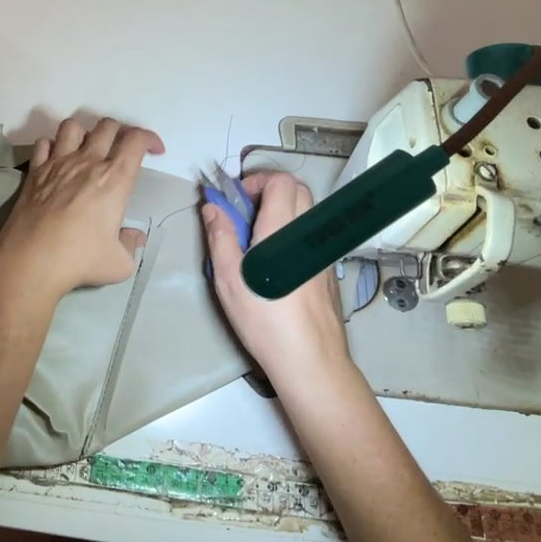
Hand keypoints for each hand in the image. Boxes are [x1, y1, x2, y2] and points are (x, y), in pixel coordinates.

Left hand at [0, 117, 165, 301]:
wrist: (32, 260)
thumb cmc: (80, 259)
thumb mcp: (119, 262)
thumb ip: (130, 245)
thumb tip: (135, 238)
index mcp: (114, 179)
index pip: (136, 140)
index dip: (149, 138)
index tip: (154, 151)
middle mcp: (87, 162)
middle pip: (107, 126)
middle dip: (120, 131)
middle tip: (122, 149)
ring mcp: (58, 163)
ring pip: (72, 127)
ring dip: (84, 133)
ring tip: (86, 150)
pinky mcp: (35, 171)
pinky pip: (43, 144)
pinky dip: (52, 146)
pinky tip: (56, 160)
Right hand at [204, 172, 353, 388]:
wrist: (310, 360)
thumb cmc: (264, 319)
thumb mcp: (228, 278)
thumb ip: (220, 236)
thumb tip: (213, 208)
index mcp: (283, 230)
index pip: (282, 181)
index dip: (258, 181)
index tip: (237, 201)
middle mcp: (309, 234)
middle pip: (298, 189)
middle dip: (270, 190)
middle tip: (245, 214)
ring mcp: (322, 252)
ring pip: (307, 211)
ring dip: (282, 210)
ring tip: (256, 238)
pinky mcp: (327, 269)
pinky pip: (311, 233)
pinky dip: (292, 230)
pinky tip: (274, 261)